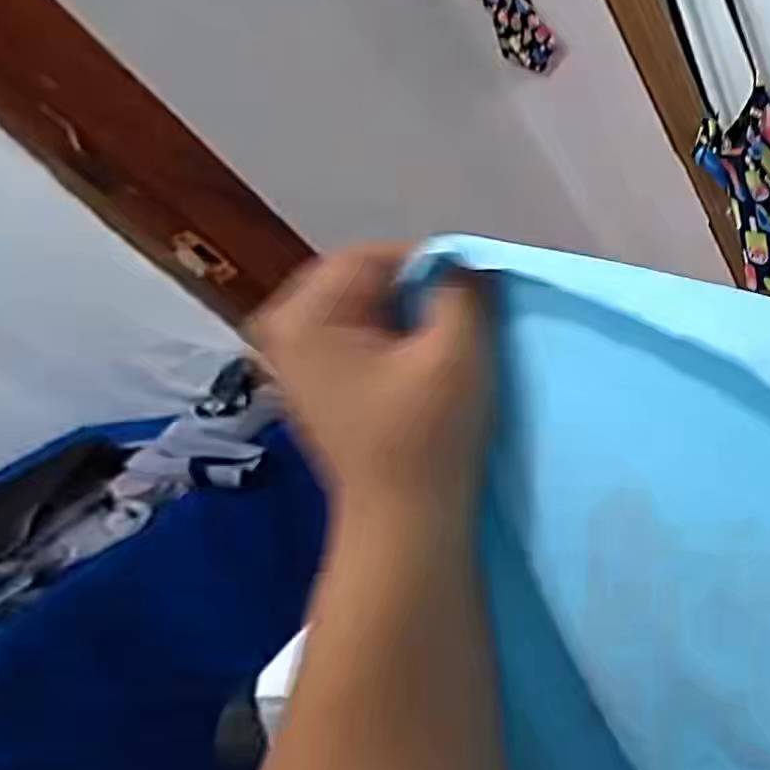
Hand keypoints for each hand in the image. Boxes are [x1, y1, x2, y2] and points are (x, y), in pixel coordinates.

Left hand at [250, 246, 492, 513]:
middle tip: (477, 308)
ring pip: (370, 309)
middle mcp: (286, 331)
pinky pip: (367, 337)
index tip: (483, 282)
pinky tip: (435, 359)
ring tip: (462, 333)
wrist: (409, 512)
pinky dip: (405, 337)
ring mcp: (301, 360)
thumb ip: (465, 296)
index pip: (370, 257)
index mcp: (303, 318)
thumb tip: (471, 261)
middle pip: (365, 281)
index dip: (432, 261)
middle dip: (425, 288)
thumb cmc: (429, 433)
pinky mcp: (325, 383)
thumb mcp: (457, 355)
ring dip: (419, 313)